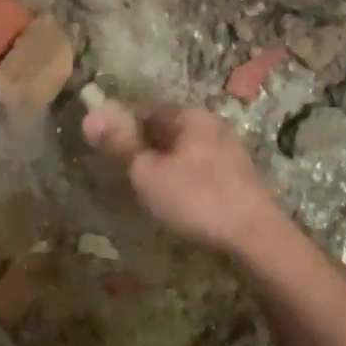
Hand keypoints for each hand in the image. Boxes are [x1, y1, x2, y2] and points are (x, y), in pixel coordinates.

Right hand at [82, 103, 285, 251]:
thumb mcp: (147, 172)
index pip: (144, 110)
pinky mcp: (237, 177)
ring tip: (144, 191)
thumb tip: (89, 115)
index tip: (104, 151)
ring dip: (161, 166)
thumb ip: (119, 144)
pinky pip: (197, 169)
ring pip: (182, 151)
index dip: (120, 127)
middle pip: (164, 130)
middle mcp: (212, 125)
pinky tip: (173, 201)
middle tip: (121, 174)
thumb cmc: (196, 198)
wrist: (255, 236)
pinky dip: (180, 179)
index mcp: (190, 116)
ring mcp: (228, 151)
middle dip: (141, 148)